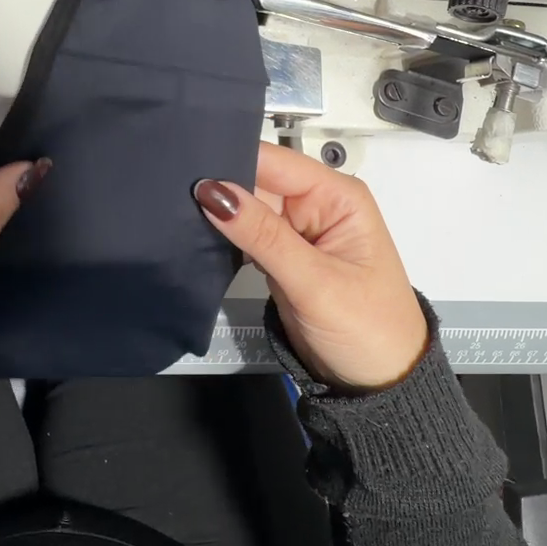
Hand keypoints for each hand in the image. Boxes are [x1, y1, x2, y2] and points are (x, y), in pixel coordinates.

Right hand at [194, 143, 427, 391]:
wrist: (378, 386)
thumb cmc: (367, 330)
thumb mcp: (315, 282)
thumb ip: (263, 235)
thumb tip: (212, 191)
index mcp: (335, 195)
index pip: (274, 162)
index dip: (231, 159)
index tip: (184, 164)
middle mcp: (314, 202)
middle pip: (255, 178)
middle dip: (218, 184)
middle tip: (168, 185)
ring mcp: (295, 228)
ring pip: (244, 204)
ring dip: (215, 209)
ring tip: (172, 204)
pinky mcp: (279, 253)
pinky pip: (244, 231)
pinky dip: (222, 233)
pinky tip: (191, 229)